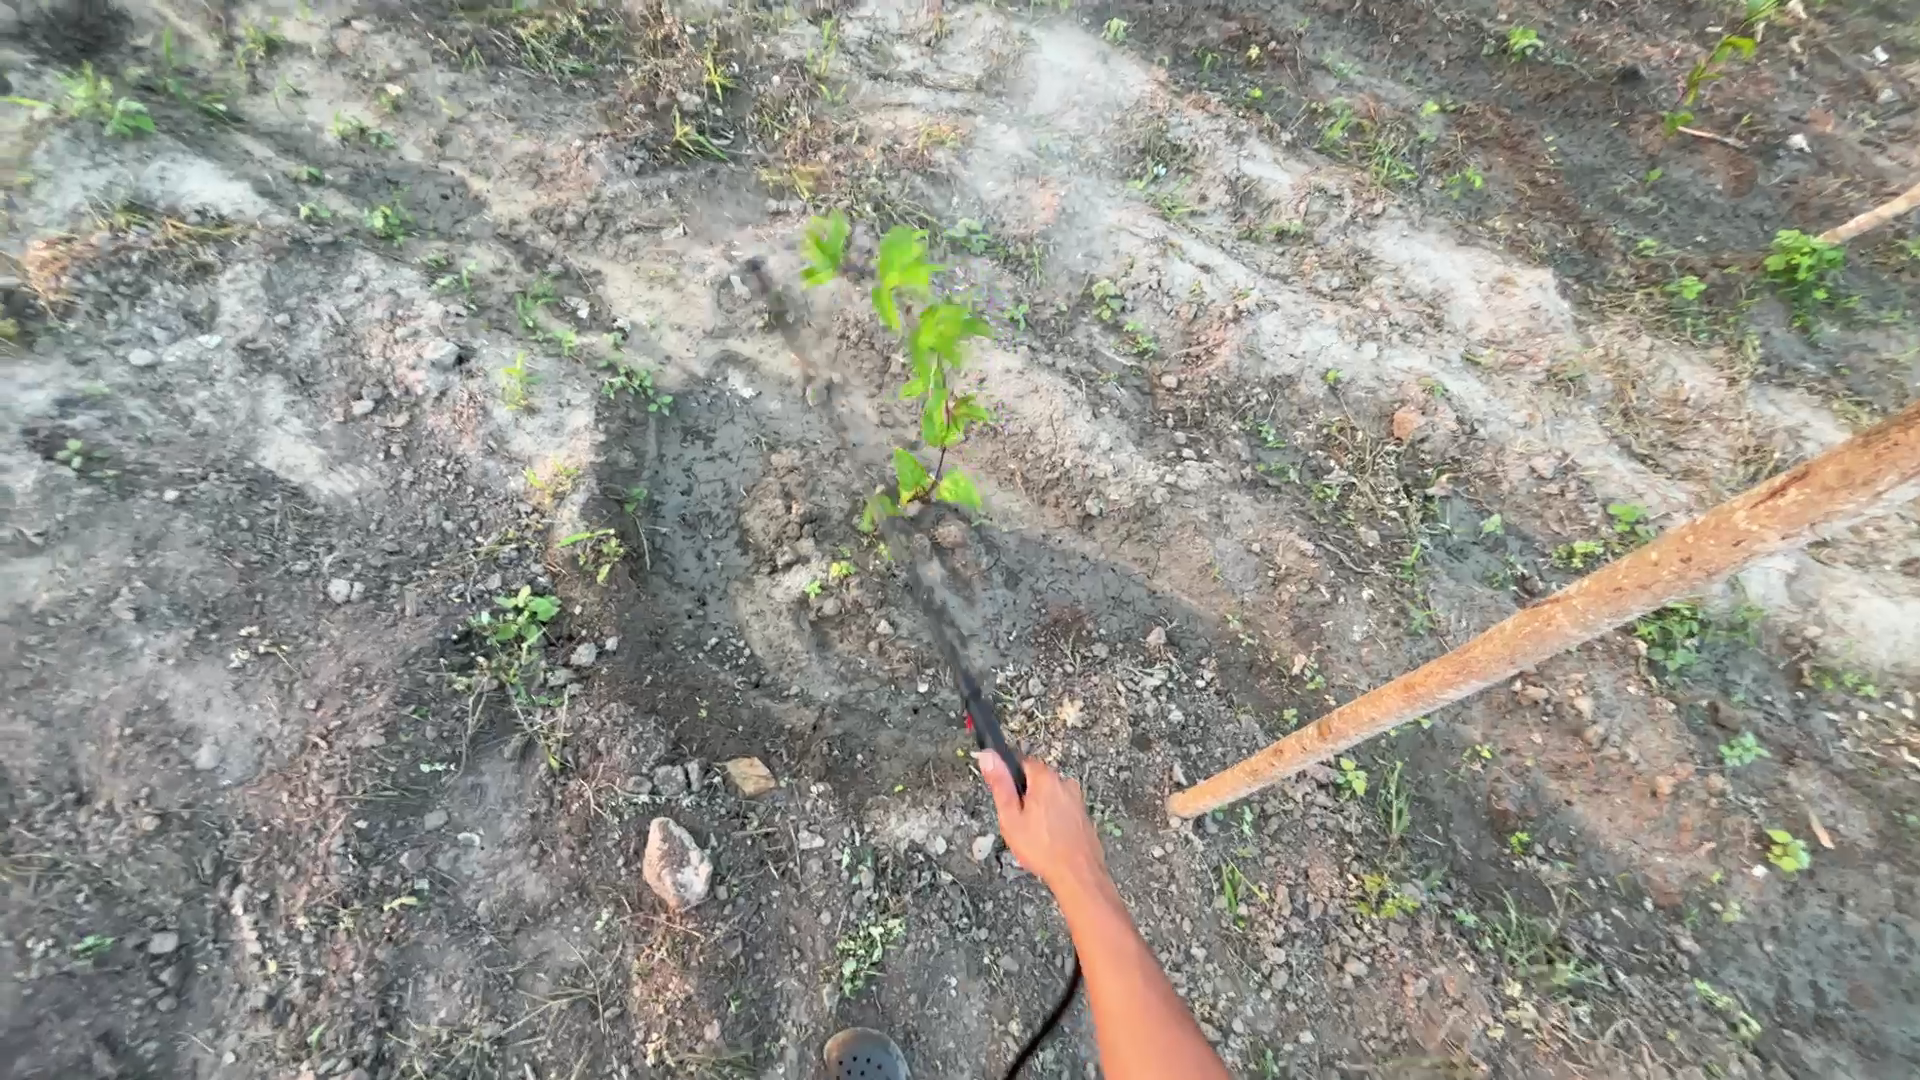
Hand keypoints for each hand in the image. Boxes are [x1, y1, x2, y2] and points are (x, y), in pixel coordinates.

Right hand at [978, 752, 1110, 901]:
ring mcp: (1076, 799)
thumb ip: (1000, 784)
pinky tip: (1048, 839)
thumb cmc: (1043, 848)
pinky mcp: (1082, 814)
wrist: (1077, 874)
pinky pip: (1061, 809)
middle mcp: (1064, 783)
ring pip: (1049, 796)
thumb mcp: (1011, 817)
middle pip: (1036, 780)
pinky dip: (1053, 820)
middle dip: (1026, 797)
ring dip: (1040, 810)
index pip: (1022, 763)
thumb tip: (988, 756)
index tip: (1008, 799)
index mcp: (1045, 778)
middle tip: (1019, 822)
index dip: (1011, 781)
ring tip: (1034, 834)